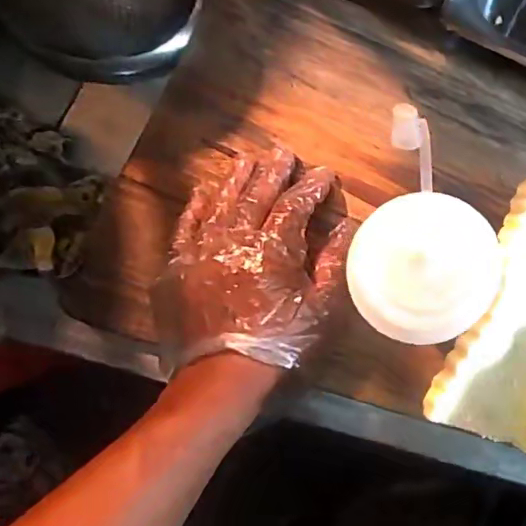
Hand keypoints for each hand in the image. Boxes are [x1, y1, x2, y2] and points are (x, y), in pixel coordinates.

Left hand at [153, 147, 354, 371]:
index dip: (311, 187)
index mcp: (275, 249)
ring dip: (236, 179)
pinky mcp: (179, 265)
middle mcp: (238, 240)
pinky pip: (187, 226)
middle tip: (282, 152)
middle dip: (273, 172)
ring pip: (221, 203)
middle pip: (257, 196)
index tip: (323, 172)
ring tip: (246, 160)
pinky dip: (197, 206)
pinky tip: (204, 191)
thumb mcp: (320, 307)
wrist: (222, 373)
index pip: (295, 206)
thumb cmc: (280, 340)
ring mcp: (204, 250)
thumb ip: (332, 262)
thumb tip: (346, 227)